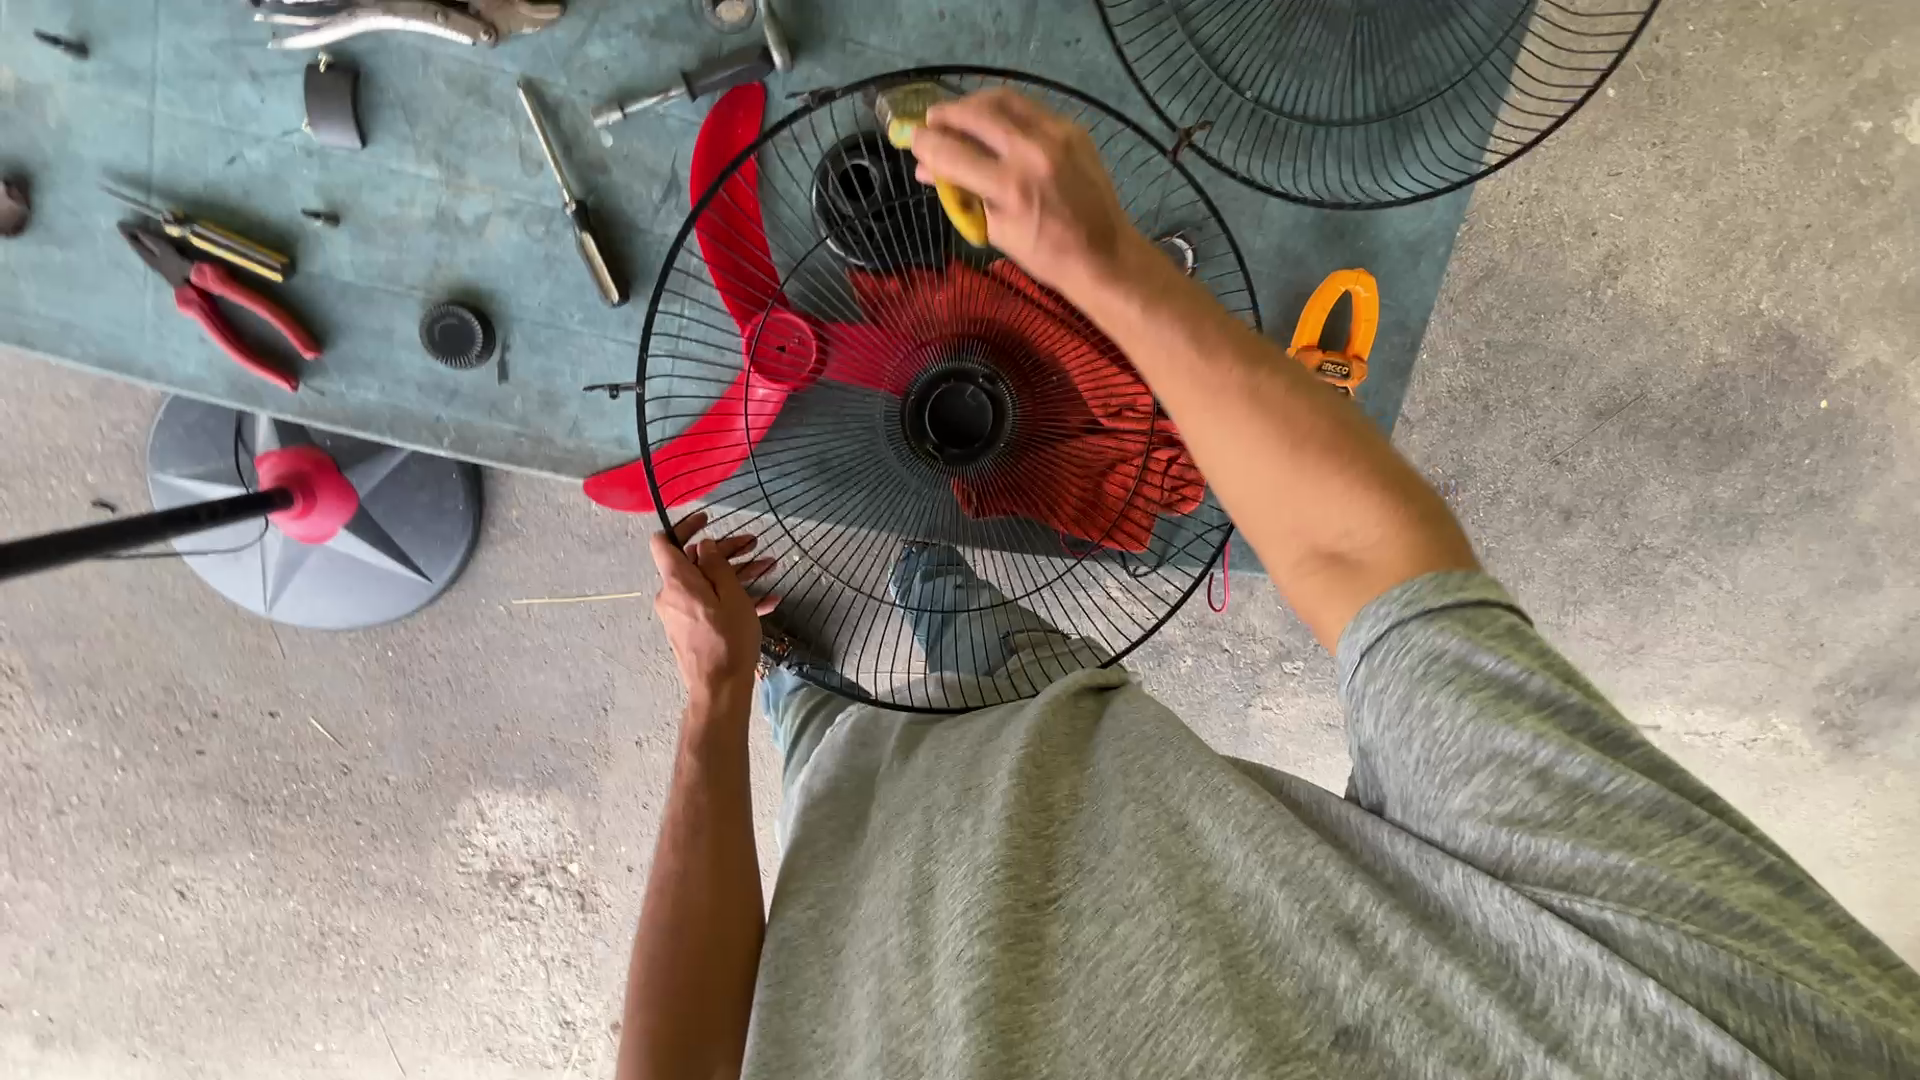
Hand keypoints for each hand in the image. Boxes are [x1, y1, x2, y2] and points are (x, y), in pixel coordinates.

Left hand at [647, 511, 778, 708]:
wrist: (720, 688)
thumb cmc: (728, 640)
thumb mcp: (731, 596)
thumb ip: (716, 566)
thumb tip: (704, 545)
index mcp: (678, 582)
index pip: (663, 542)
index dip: (684, 527)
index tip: (707, 520)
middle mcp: (673, 595)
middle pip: (695, 562)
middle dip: (727, 551)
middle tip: (755, 544)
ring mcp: (682, 614)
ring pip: (708, 584)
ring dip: (738, 573)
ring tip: (769, 567)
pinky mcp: (693, 630)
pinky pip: (712, 606)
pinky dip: (735, 599)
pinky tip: (768, 601)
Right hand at [909, 88, 1147, 292]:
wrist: (1103, 254)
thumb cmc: (1045, 256)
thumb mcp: (996, 231)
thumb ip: (961, 196)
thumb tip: (926, 171)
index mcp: (1010, 186)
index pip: (953, 152)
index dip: (926, 144)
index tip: (912, 139)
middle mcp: (1032, 151)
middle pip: (976, 114)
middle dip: (946, 114)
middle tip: (929, 121)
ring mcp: (1056, 134)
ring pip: (1003, 100)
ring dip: (973, 104)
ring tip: (957, 115)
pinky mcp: (1072, 128)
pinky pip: (1029, 108)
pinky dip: (1004, 110)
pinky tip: (993, 122)